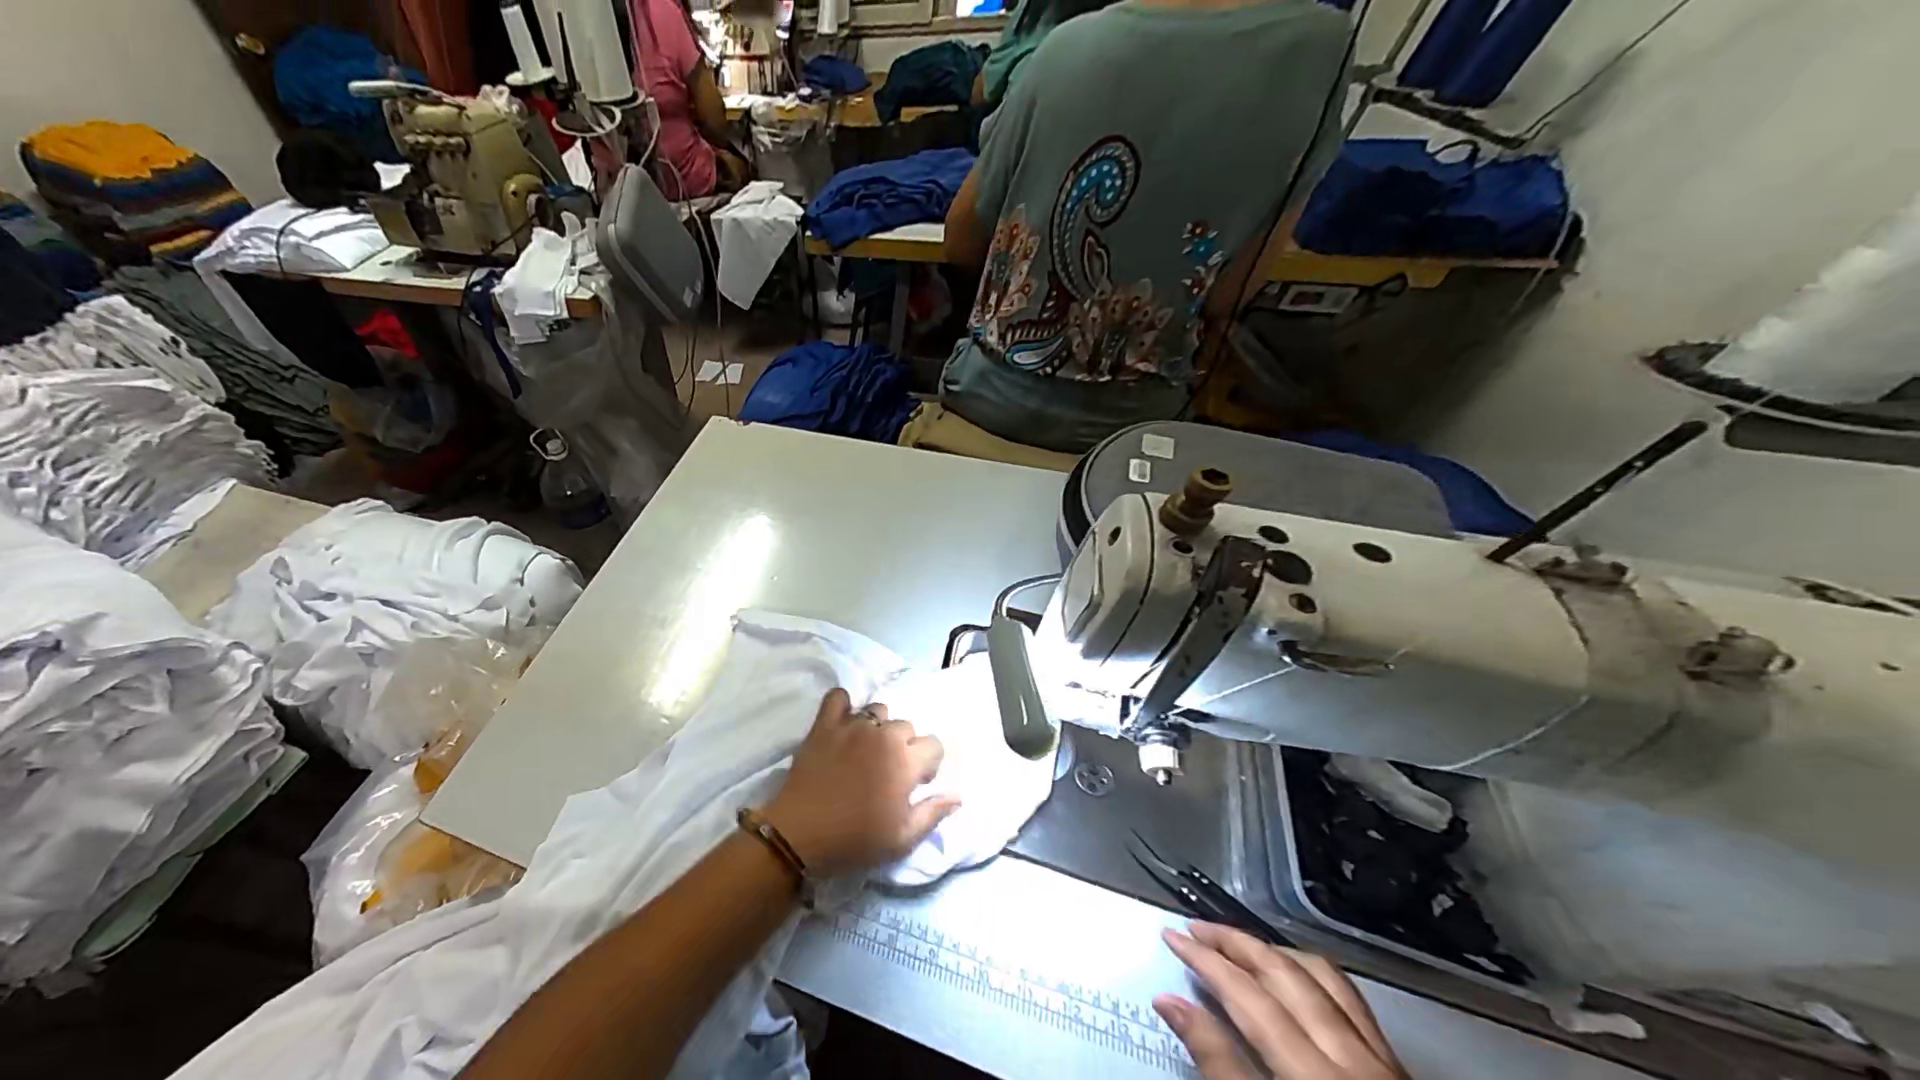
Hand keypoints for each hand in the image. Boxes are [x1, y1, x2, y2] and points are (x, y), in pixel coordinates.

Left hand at [761, 689, 960, 877]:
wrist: (799, 836)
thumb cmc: (855, 840)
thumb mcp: (902, 839)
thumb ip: (933, 813)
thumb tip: (957, 796)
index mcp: (907, 761)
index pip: (934, 745)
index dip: (928, 765)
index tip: (914, 784)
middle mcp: (884, 735)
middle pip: (906, 727)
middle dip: (903, 747)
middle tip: (887, 772)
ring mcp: (852, 725)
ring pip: (877, 712)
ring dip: (877, 728)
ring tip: (864, 751)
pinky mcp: (824, 725)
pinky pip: (838, 698)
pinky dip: (843, 707)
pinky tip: (842, 725)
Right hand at [1157, 923, 1408, 1079]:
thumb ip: (1219, 1066)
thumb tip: (1173, 1005)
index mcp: (1316, 1079)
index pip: (1248, 999)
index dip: (1206, 962)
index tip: (1172, 938)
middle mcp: (1352, 1060)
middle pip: (1284, 977)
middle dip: (1235, 944)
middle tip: (1196, 929)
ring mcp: (1380, 1062)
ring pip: (1322, 978)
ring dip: (1273, 951)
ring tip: (1239, 944)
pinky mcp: (1397, 1069)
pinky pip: (1350, 998)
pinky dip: (1312, 972)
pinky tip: (1297, 973)